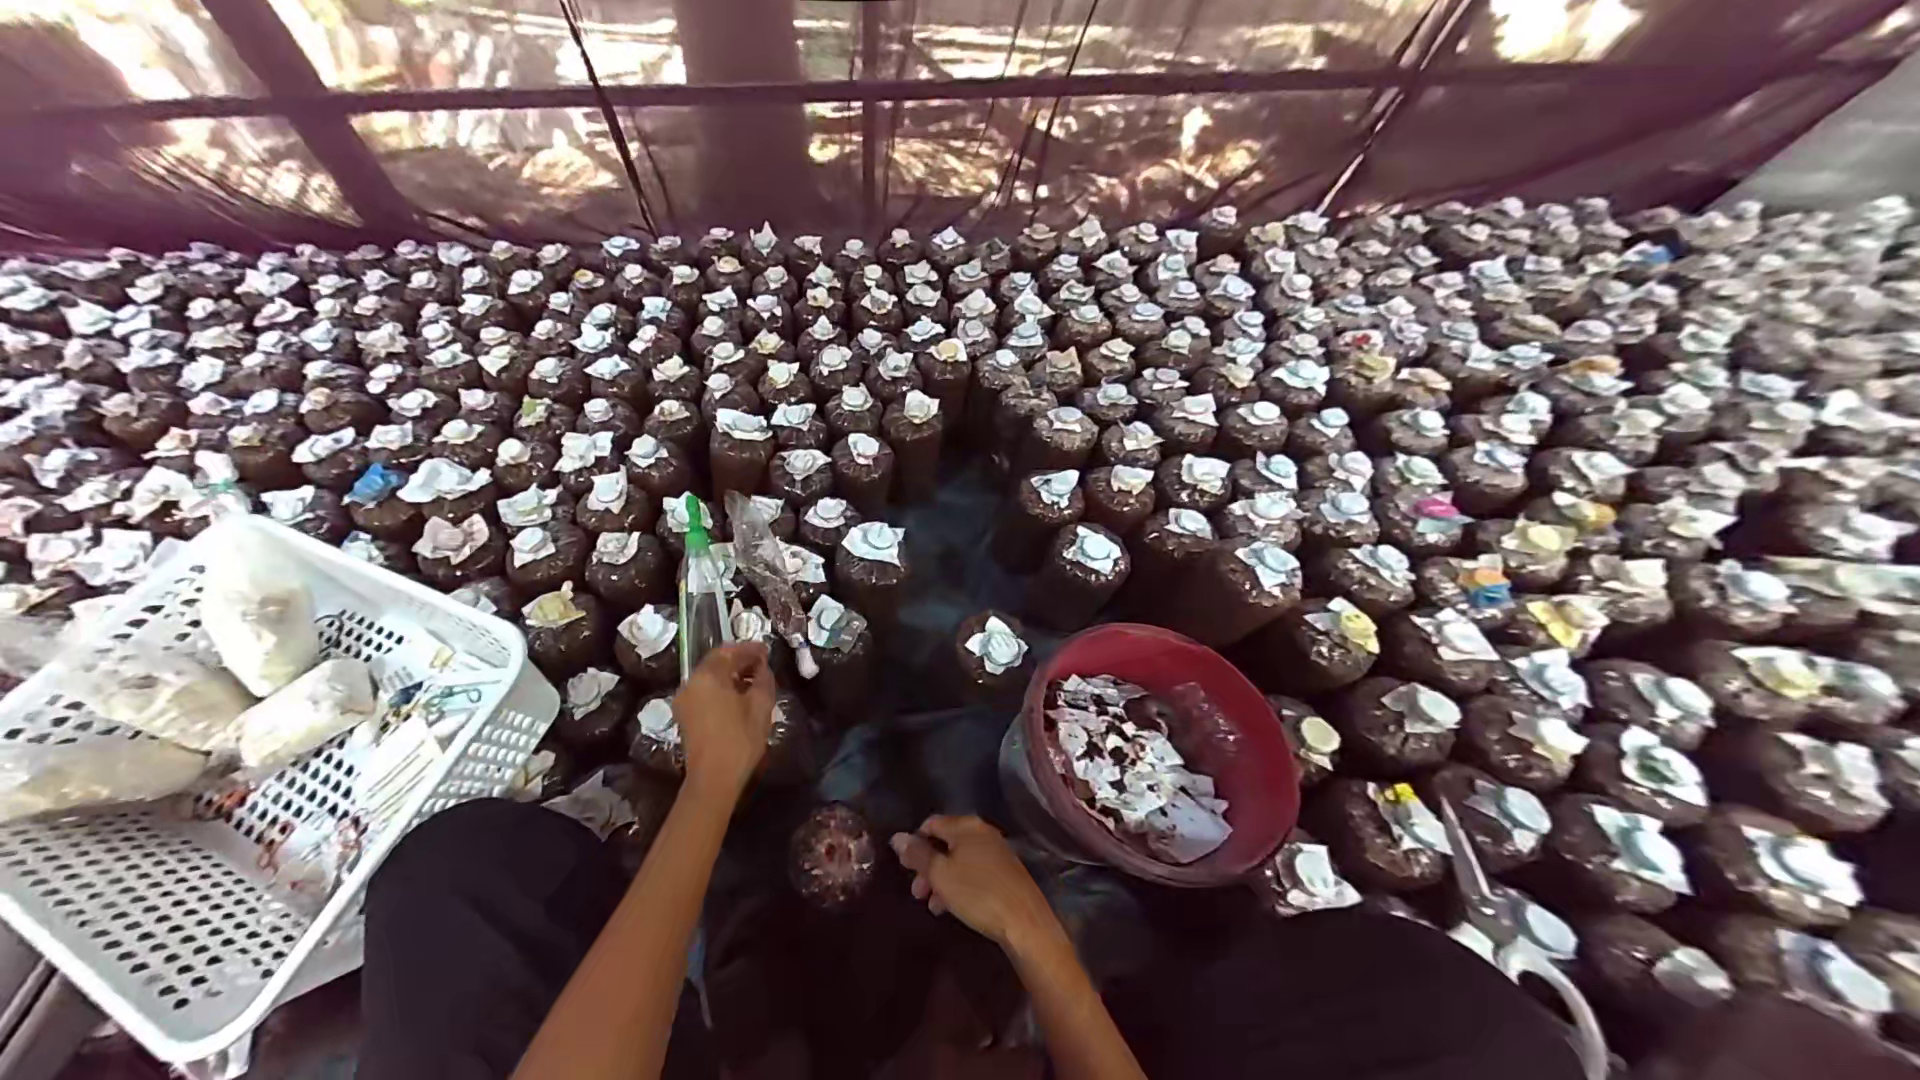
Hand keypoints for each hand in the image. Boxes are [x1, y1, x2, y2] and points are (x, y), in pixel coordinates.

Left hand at [672, 642, 773, 796]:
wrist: (713, 779)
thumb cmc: (740, 739)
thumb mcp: (761, 705)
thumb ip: (763, 679)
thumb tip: (762, 668)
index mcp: (708, 676)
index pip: (730, 651)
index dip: (750, 649)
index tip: (767, 650)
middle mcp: (690, 683)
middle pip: (716, 662)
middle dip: (739, 659)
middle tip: (761, 663)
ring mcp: (685, 700)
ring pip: (709, 676)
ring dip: (730, 673)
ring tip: (753, 679)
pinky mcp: (685, 715)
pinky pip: (705, 690)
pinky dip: (721, 686)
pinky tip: (738, 695)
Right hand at [891, 815, 1059, 951]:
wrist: (1025, 922)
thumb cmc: (978, 894)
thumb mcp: (941, 875)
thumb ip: (918, 855)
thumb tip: (897, 837)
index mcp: (966, 826)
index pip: (931, 823)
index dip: (915, 843)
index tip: (906, 869)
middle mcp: (982, 832)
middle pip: (945, 843)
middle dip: (927, 866)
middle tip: (917, 893)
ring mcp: (996, 851)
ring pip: (958, 860)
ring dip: (941, 880)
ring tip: (932, 906)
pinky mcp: (1004, 872)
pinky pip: (973, 872)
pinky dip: (959, 885)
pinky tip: (951, 908)